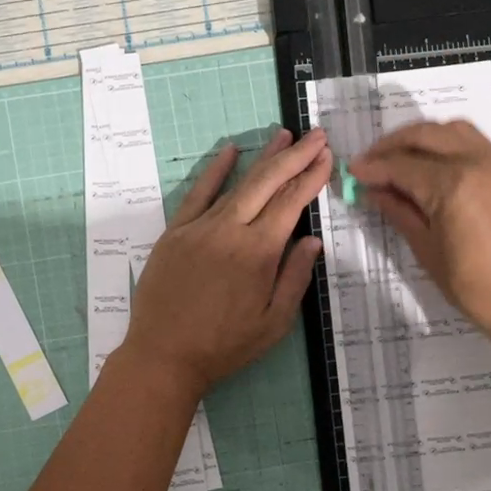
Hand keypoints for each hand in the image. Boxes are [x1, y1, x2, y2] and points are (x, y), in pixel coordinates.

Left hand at [124, 127, 330, 395]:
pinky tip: (230, 151)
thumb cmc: (224, 346)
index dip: (311, 178)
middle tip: (316, 136)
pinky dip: (215, 170)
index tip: (327, 157)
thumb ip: (294, 278)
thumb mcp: (273, 323)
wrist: (163, 355)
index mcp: (259, 253)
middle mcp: (230, 230)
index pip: (291, 203)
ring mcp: (199, 227)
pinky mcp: (175, 232)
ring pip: (237, 183)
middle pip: (267, 182)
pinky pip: (198, 193)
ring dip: (263, 158)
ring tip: (284, 136)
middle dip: (294, 156)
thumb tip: (312, 240)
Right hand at [349, 121, 490, 355]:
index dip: (373, 168)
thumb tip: (374, 192)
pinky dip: (448, 145)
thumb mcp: (429, 253)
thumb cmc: (479, 290)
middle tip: (370, 162)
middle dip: (393, 145)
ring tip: (400, 160)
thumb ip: (400, 214)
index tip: (352, 172)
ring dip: (422, 138)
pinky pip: (475, 144)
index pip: (402, 166)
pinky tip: (433, 169)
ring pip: (453, 131)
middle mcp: (477, 163)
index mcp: (453, 185)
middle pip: (426, 135)